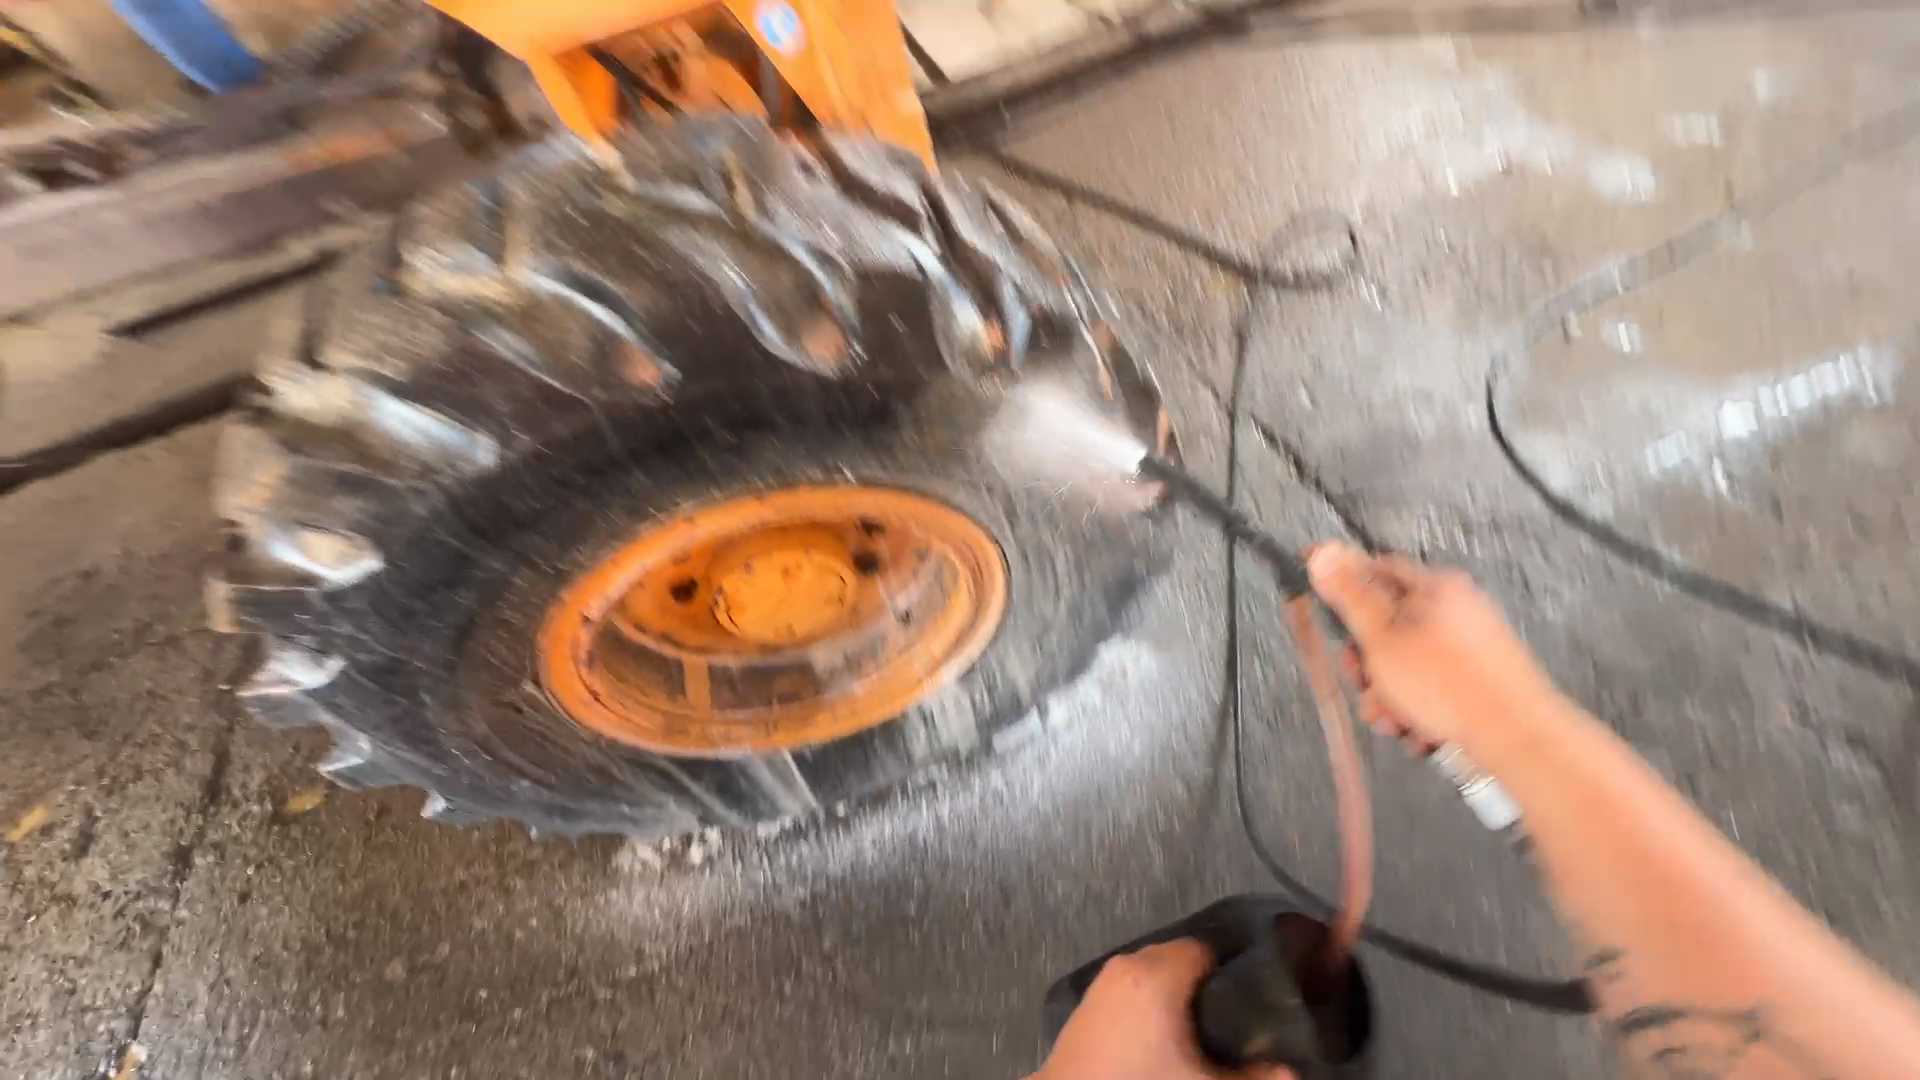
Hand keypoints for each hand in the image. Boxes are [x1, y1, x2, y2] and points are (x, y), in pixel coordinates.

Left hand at [1032, 940, 1292, 1079]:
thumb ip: (1256, 1078)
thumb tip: (1292, 1071)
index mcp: (1157, 974)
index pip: (1205, 949)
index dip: (1234, 970)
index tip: (1255, 997)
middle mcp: (1127, 966)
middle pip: (1178, 959)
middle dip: (1208, 986)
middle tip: (1235, 1023)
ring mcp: (1102, 983)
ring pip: (1152, 975)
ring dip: (1177, 998)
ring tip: (1202, 1036)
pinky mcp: (1087, 1006)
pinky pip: (1130, 992)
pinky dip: (1150, 1007)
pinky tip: (1164, 1043)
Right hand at [1307, 542, 1562, 757]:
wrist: (1516, 740)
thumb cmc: (1455, 687)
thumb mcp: (1381, 637)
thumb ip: (1349, 596)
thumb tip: (1324, 554)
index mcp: (1435, 589)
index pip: (1375, 572)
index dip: (1344, 591)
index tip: (1328, 610)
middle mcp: (1456, 611)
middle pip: (1387, 625)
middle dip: (1366, 661)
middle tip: (1362, 678)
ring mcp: (1469, 646)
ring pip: (1405, 662)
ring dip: (1386, 692)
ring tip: (1391, 715)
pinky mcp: (1478, 679)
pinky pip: (1430, 686)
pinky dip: (1416, 707)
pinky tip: (1414, 726)